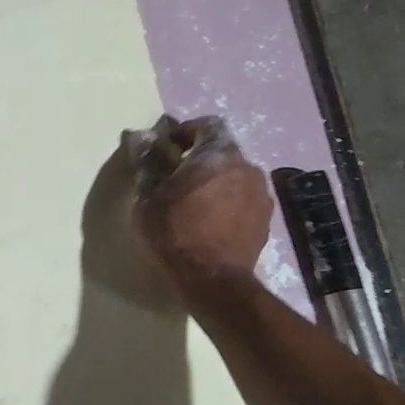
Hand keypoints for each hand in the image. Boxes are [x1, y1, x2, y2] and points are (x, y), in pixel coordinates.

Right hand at [124, 115, 271, 289]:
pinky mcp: (265, 219)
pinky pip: (243, 199)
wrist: (213, 279)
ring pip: (234, 176)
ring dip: (214, 182)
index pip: (206, 124)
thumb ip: (147, 162)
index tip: (166, 149)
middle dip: (199, 159)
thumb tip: (139, 135)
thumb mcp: (148, 197)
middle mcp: (247, 166)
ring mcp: (261, 193)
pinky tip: (210, 223)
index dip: (185, 132)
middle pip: (221, 151)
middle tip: (174, 179)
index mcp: (218, 153)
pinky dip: (227, 203)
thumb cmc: (175, 232)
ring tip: (192, 204)